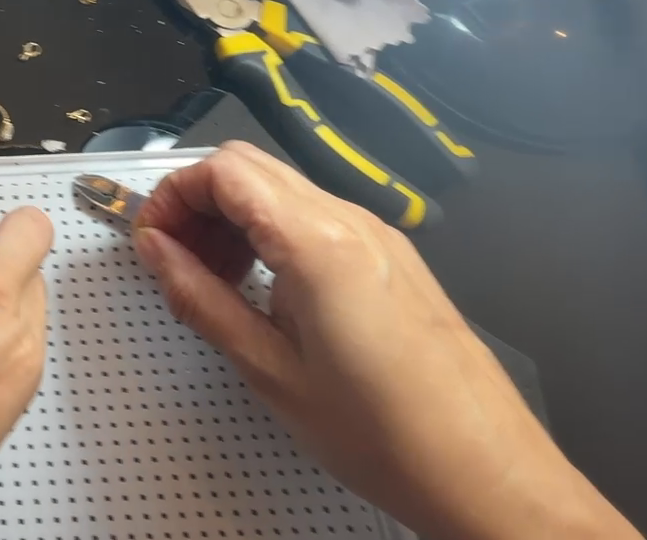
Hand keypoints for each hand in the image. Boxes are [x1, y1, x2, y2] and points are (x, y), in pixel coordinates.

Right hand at [132, 142, 639, 539]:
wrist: (496, 481)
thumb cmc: (378, 433)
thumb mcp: (268, 369)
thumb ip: (198, 296)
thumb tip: (151, 248)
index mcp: (317, 241)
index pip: (223, 171)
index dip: (173, 195)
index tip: (151, 241)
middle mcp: (350, 219)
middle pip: (247, 165)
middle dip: (197, 199)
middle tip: (175, 256)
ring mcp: (377, 233)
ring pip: (278, 185)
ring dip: (230, 213)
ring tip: (213, 275)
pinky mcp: (392, 254)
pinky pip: (311, 213)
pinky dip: (267, 228)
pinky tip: (262, 283)